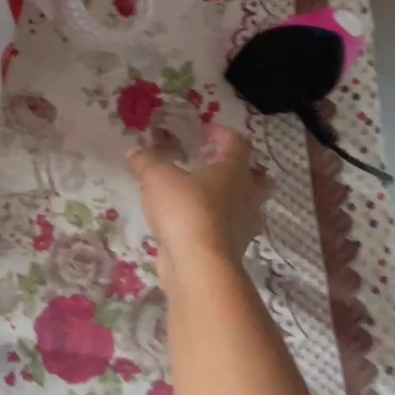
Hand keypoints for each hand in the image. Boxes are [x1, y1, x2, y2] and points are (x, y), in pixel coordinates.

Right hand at [127, 122, 269, 286]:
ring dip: (232, 198)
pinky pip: (231, 227)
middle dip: (242, 169)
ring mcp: (245, 223)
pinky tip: (194, 223)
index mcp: (234, 170)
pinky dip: (217, 223)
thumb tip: (135, 151)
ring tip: (203, 198)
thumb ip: (146, 160)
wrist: (198, 262)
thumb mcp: (155, 177)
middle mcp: (247, 194)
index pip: (238, 143)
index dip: (223, 134)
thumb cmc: (184, 209)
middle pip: (258, 176)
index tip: (205, 131)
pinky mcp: (234, 247)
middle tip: (217, 167)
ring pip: (247, 204)